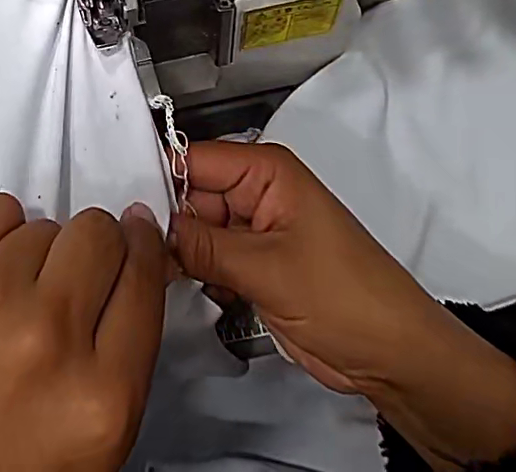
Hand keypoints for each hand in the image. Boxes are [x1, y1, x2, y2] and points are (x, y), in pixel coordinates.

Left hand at [0, 194, 168, 471]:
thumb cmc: (2, 467)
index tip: (137, 234)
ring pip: (48, 224)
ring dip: (42, 252)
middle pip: (100, 233)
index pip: (145, 273)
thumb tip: (138, 252)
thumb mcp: (98, 431)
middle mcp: (48, 339)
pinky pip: (0, 209)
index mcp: (102, 394)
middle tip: (75, 276)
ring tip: (19, 296)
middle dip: (96, 249)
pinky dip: (2, 231)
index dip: (144, 246)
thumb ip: (128, 344)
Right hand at [169, 141, 515, 467]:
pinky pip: (211, 256)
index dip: (160, 179)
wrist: (391, 355)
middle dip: (169, 222)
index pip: (196, 159)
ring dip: (182, 251)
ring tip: (164, 271)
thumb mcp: (267, 267)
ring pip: (198, 228)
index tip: (125, 204)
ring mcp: (255, 229)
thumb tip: (154, 228)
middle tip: (139, 249)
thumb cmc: (347, 297)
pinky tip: (191, 285)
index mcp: (265, 172)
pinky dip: (198, 271)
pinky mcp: (255, 262)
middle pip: (192, 194)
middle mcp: (257, 192)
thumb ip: (204, 245)